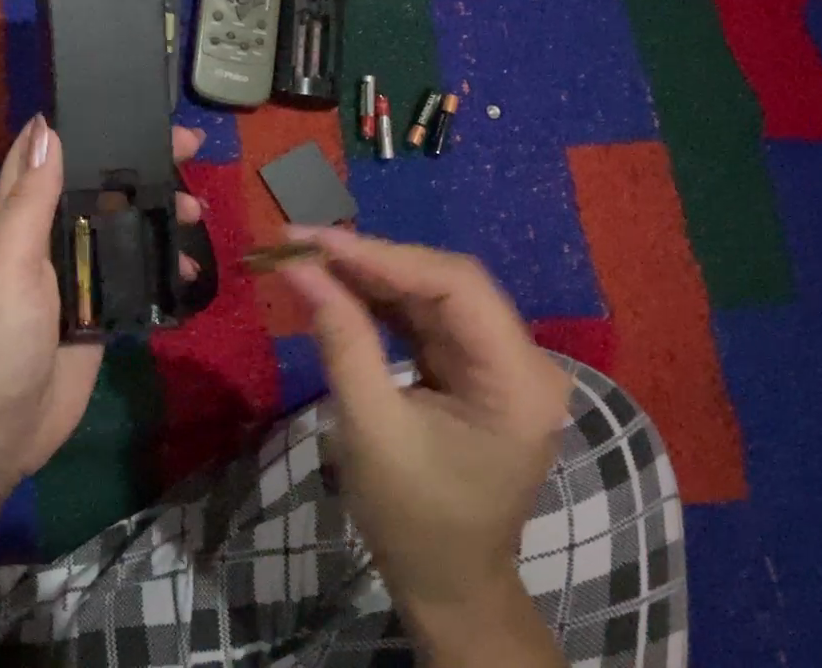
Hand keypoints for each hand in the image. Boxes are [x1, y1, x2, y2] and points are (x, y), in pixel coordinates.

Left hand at [0, 116, 206, 495]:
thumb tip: (46, 129)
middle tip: (190, 149)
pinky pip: (135, 277)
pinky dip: (163, 265)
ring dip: (158, 213)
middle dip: (140, 166)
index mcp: (16, 220)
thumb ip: (28, 202)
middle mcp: (47, 239)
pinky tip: (190, 267)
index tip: (127, 103)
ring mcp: (76, 276)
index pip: (46, 155)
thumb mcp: (8, 266)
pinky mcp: (99, 312)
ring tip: (197, 211)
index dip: (80, 125)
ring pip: (122, 228)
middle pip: (96, 187)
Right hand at [276, 229, 569, 638]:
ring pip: (430, 294)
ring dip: (369, 275)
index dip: (381, 254)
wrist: (445, 581)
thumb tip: (299, 267)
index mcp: (517, 380)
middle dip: (370, 259)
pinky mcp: (472, 370)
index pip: (455, 286)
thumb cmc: (412, 516)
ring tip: (307, 258)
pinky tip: (336, 287)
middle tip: (300, 244)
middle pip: (445, 282)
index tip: (312, 240)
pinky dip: (378, 302)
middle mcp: (522, 361)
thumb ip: (341, 339)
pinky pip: (423, 319)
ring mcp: (498, 364)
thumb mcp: (369, 426)